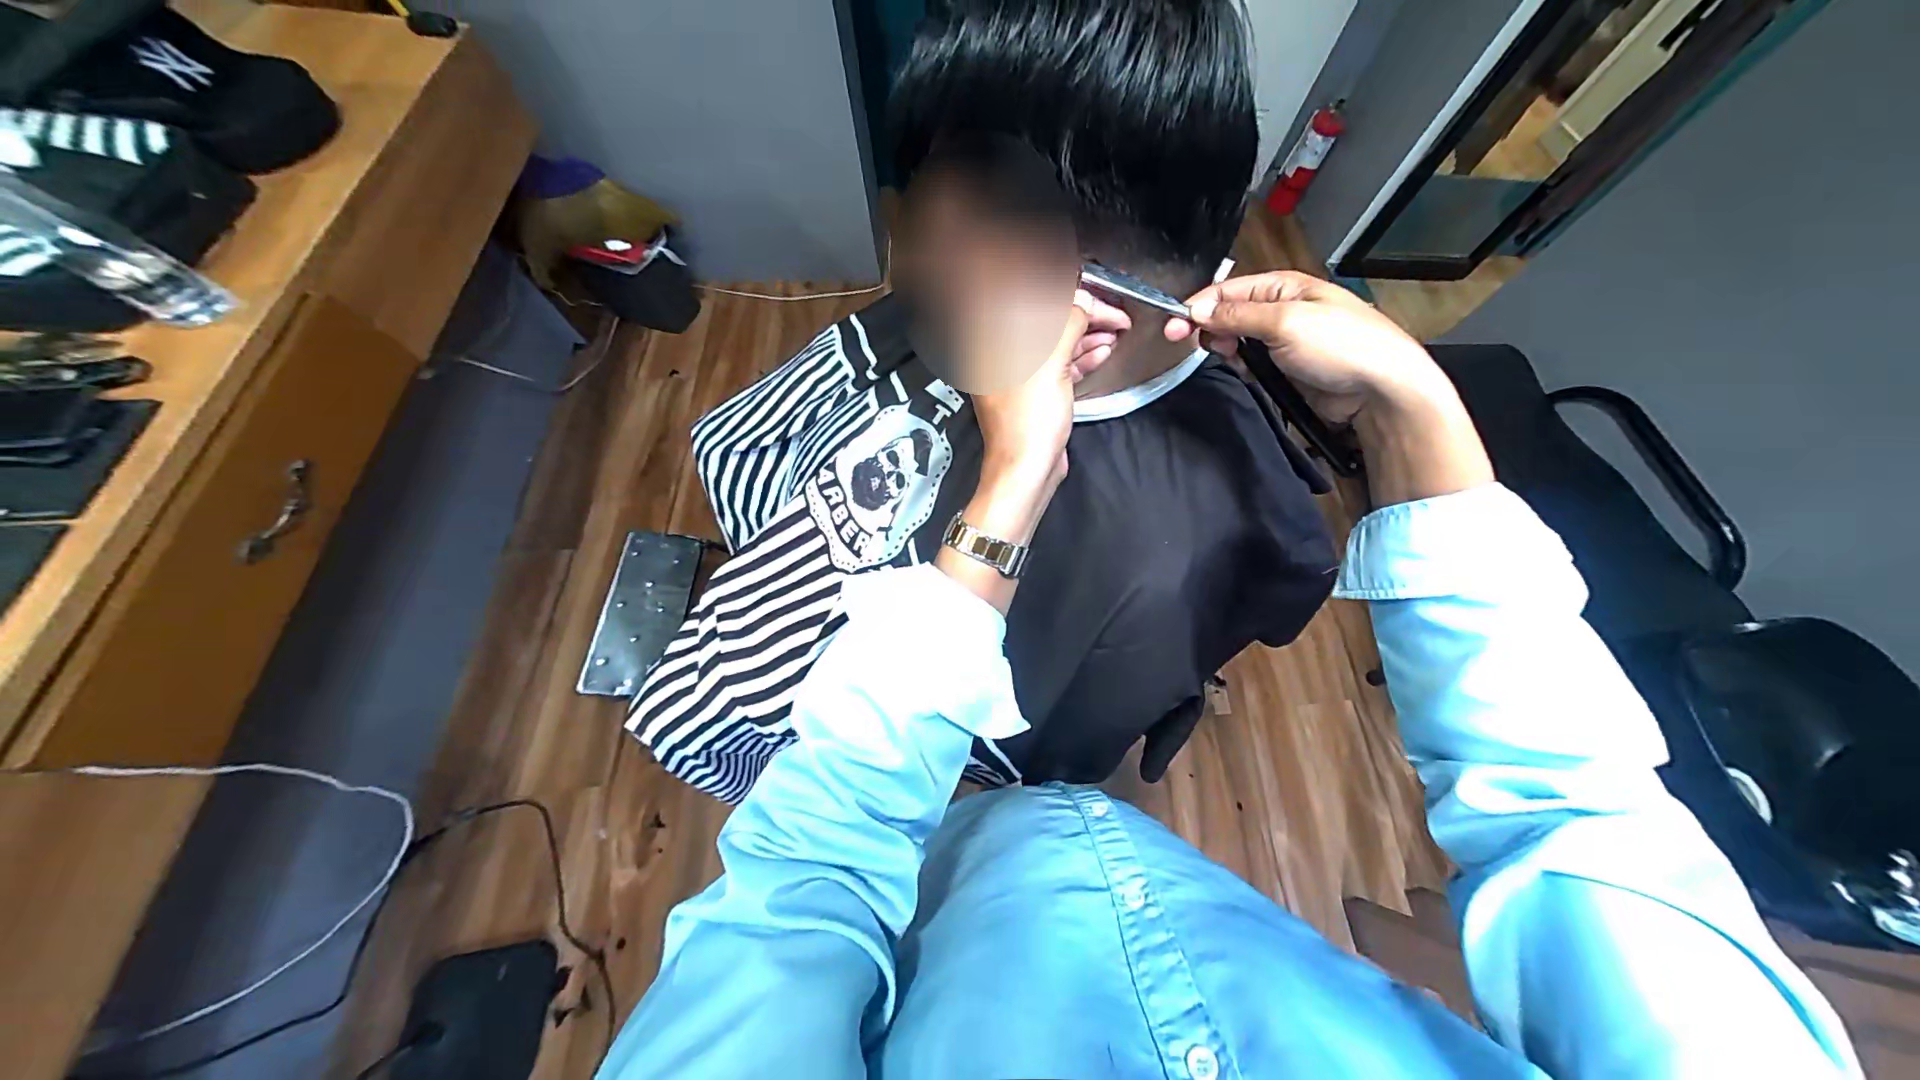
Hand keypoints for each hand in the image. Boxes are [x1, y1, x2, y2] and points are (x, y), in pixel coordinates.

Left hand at [970, 289, 1122, 500]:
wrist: (1027, 470)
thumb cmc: (1027, 424)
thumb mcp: (1051, 363)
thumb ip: (1067, 325)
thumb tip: (1081, 303)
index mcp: (996, 345)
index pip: (1034, 304)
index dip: (1071, 297)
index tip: (1098, 299)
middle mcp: (1003, 358)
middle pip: (1046, 323)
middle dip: (1082, 315)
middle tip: (1113, 314)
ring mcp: (1019, 377)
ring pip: (1055, 345)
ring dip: (1086, 335)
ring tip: (1115, 331)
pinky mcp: (1034, 396)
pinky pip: (1059, 367)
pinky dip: (1081, 358)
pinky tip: (1103, 351)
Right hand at [1165, 271, 1491, 506]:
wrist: (1378, 390)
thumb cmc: (1344, 347)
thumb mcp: (1284, 322)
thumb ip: (1236, 316)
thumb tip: (1198, 310)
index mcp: (1284, 287)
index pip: (1227, 290)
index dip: (1198, 306)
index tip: (1175, 326)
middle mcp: (1281, 310)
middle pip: (1227, 314)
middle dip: (1208, 328)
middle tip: (1190, 344)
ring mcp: (1282, 341)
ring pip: (1235, 341)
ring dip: (1225, 349)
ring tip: (1228, 357)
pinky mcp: (1283, 369)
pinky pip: (1249, 364)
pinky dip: (1240, 368)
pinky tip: (1243, 372)